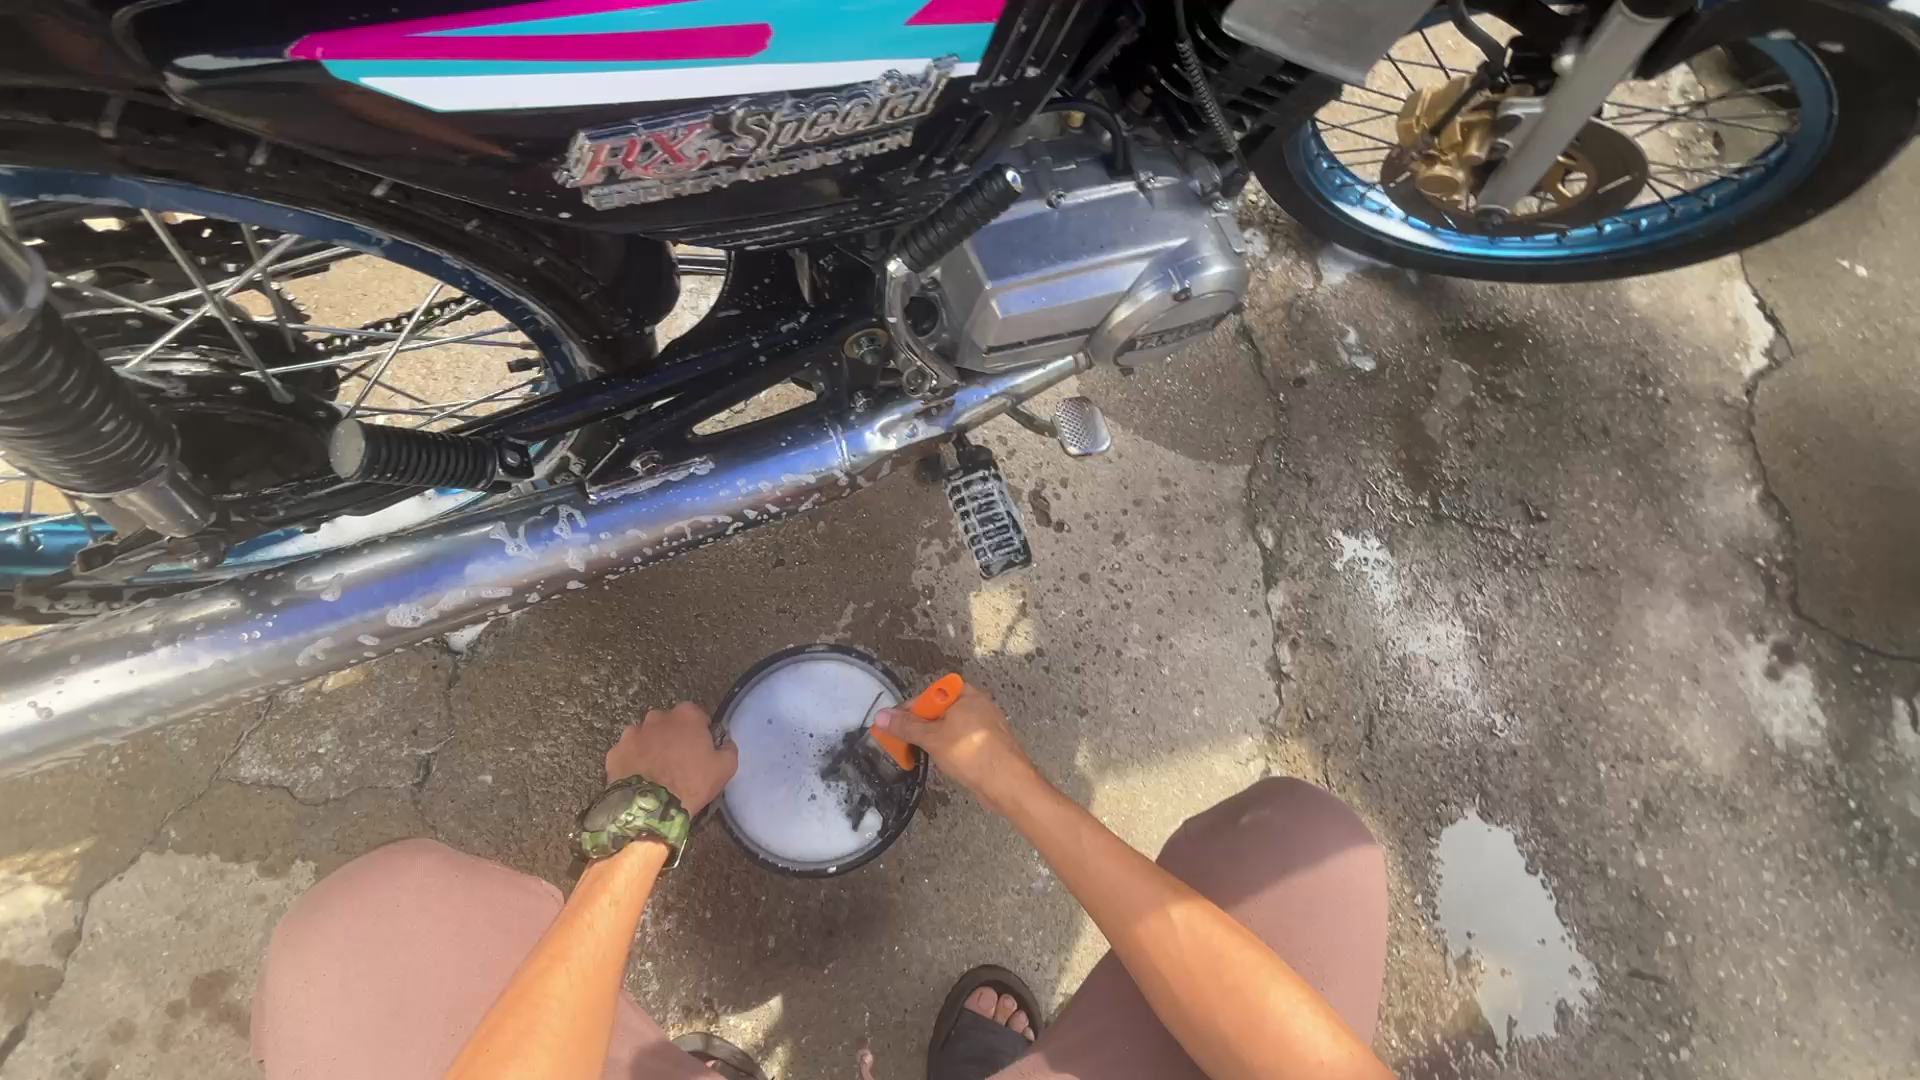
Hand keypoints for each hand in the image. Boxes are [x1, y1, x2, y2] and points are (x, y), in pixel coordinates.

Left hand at [604, 702, 737, 814]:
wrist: (651, 810)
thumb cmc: (692, 783)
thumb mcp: (725, 768)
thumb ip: (728, 749)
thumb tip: (724, 743)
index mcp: (686, 715)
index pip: (696, 715)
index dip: (699, 732)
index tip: (700, 749)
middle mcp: (657, 717)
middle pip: (668, 723)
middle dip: (672, 736)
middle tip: (677, 760)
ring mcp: (632, 734)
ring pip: (644, 737)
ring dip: (650, 747)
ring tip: (655, 771)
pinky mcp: (614, 753)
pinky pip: (626, 754)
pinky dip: (632, 762)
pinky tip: (638, 779)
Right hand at [873, 683, 1036, 808]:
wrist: (1007, 783)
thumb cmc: (972, 753)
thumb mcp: (932, 738)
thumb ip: (905, 727)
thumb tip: (881, 716)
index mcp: (965, 694)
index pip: (929, 694)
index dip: (909, 709)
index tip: (894, 725)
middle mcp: (977, 703)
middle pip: (939, 709)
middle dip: (921, 725)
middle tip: (905, 741)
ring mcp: (985, 723)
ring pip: (951, 726)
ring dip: (934, 738)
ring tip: (921, 753)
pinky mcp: (989, 742)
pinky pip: (962, 739)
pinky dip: (949, 747)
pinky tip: (944, 761)